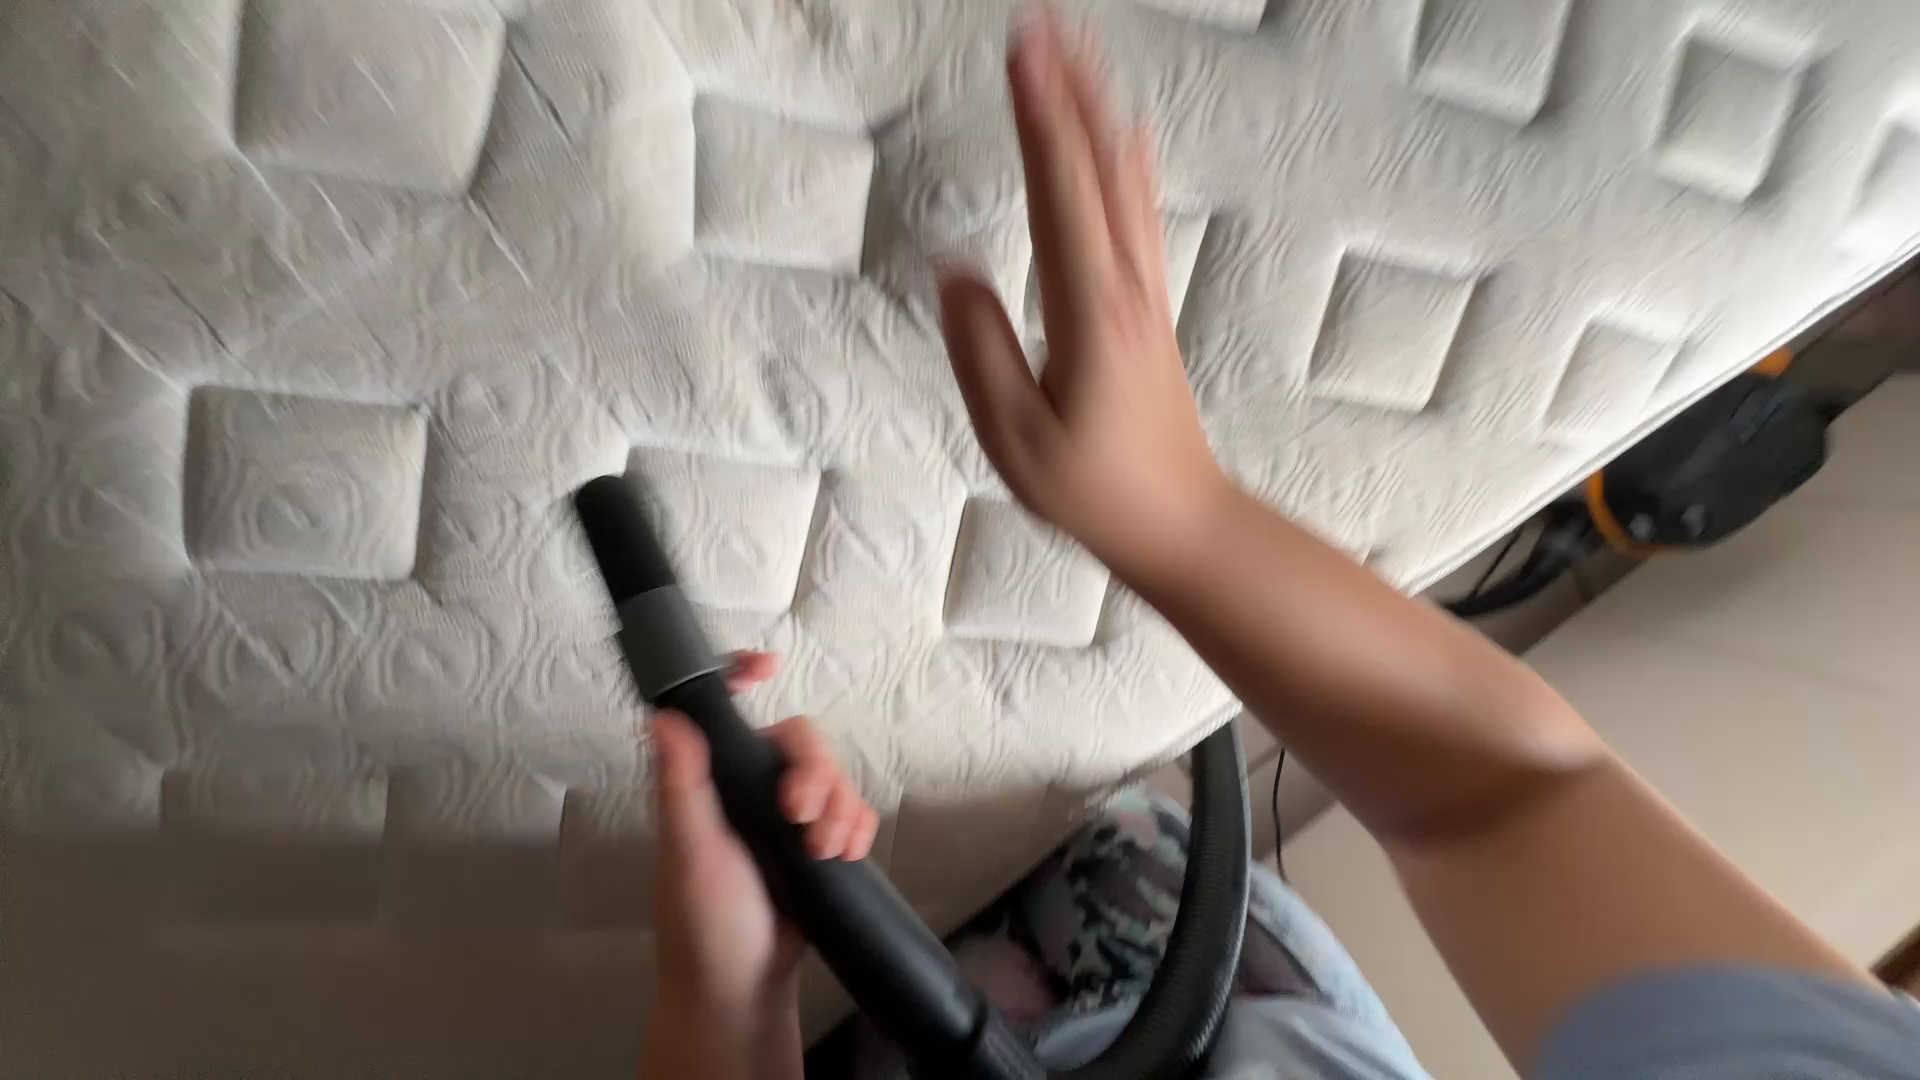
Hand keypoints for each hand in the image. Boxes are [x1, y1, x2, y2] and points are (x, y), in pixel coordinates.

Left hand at [640, 651, 879, 1079]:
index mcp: (712, 780)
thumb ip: (681, 785)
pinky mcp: (819, 834)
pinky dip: (856, 824)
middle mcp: (751, 786)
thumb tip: (663, 718)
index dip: (742, 676)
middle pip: (800, 740)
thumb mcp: (688, 852)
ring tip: (823, 849)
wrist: (747, 982)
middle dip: (812, 773)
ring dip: (837, 806)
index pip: (724, 712)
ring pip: (832, 773)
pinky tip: (846, 851)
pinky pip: (853, 807)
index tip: (767, 665)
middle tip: (801, 815)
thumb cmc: (702, 922)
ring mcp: (787, 810)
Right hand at [938, 9, 1230, 584]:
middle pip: (1098, 171)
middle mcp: (1126, 289)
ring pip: (1124, 187)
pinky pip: (1140, 222)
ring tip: (1080, 57)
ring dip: (1099, 116)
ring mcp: (1144, 299)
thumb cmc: (1094, 490)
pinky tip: (1131, 141)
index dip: (1038, 119)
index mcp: (1089, 312)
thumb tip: (953, 271)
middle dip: (1070, 92)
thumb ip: (981, 351)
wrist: (1178, 522)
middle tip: (1045, 23)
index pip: (1060, 194)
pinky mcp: (1148, 315)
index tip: (1021, 49)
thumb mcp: (1016, 437)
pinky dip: (1131, 169)